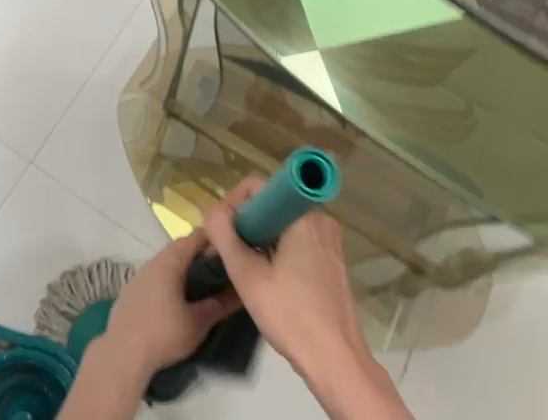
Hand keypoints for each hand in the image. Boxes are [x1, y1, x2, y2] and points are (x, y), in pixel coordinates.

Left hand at [92, 228, 242, 378]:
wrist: (122, 354)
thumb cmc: (164, 333)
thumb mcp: (198, 322)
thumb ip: (220, 304)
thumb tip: (242, 292)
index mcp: (169, 262)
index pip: (195, 238)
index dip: (215, 240)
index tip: (231, 248)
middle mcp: (152, 262)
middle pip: (180, 250)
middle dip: (201, 256)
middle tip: (222, 269)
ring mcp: (139, 276)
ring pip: (166, 264)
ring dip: (184, 270)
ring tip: (204, 284)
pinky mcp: (131, 292)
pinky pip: (156, 278)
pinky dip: (170, 281)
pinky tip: (177, 299)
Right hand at [201, 178, 372, 384]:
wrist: (335, 360)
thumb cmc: (290, 315)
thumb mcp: (246, 274)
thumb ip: (224, 235)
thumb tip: (211, 210)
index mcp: (303, 216)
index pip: (259, 186)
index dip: (234, 203)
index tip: (223, 231)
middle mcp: (321, 220)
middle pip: (271, 205)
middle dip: (247, 224)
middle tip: (230, 253)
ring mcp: (331, 241)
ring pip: (284, 225)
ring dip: (262, 240)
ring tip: (247, 269)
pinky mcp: (334, 261)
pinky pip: (299, 241)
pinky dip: (280, 251)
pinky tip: (270, 280)